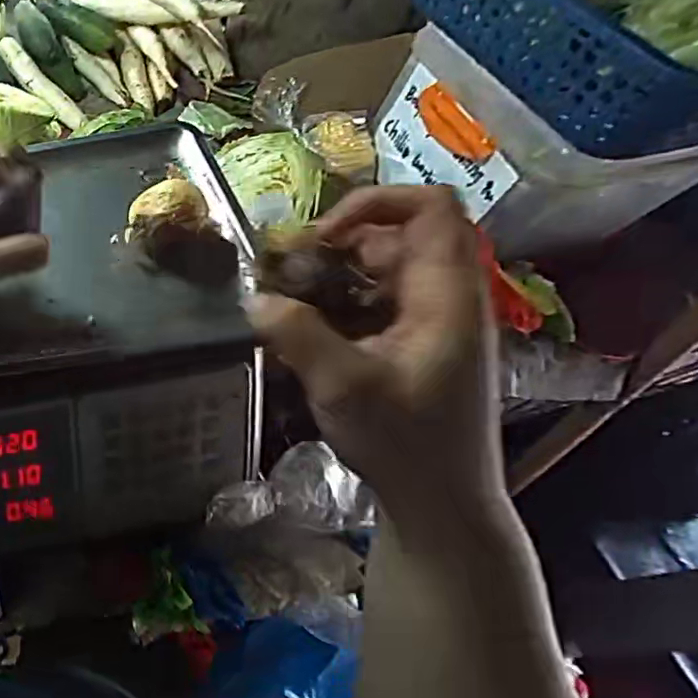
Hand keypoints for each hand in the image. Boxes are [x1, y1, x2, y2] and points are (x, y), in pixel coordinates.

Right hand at [247, 186, 498, 514]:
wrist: (439, 493)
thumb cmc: (403, 438)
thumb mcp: (341, 385)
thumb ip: (297, 335)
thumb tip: (252, 300)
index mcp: (445, 294)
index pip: (428, 208)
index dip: (371, 204)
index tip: (315, 239)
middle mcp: (444, 296)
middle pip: (397, 237)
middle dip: (336, 245)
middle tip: (285, 274)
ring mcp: (430, 321)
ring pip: (382, 271)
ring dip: (331, 276)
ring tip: (284, 301)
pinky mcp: (413, 344)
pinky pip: (374, 303)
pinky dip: (336, 304)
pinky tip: (302, 330)